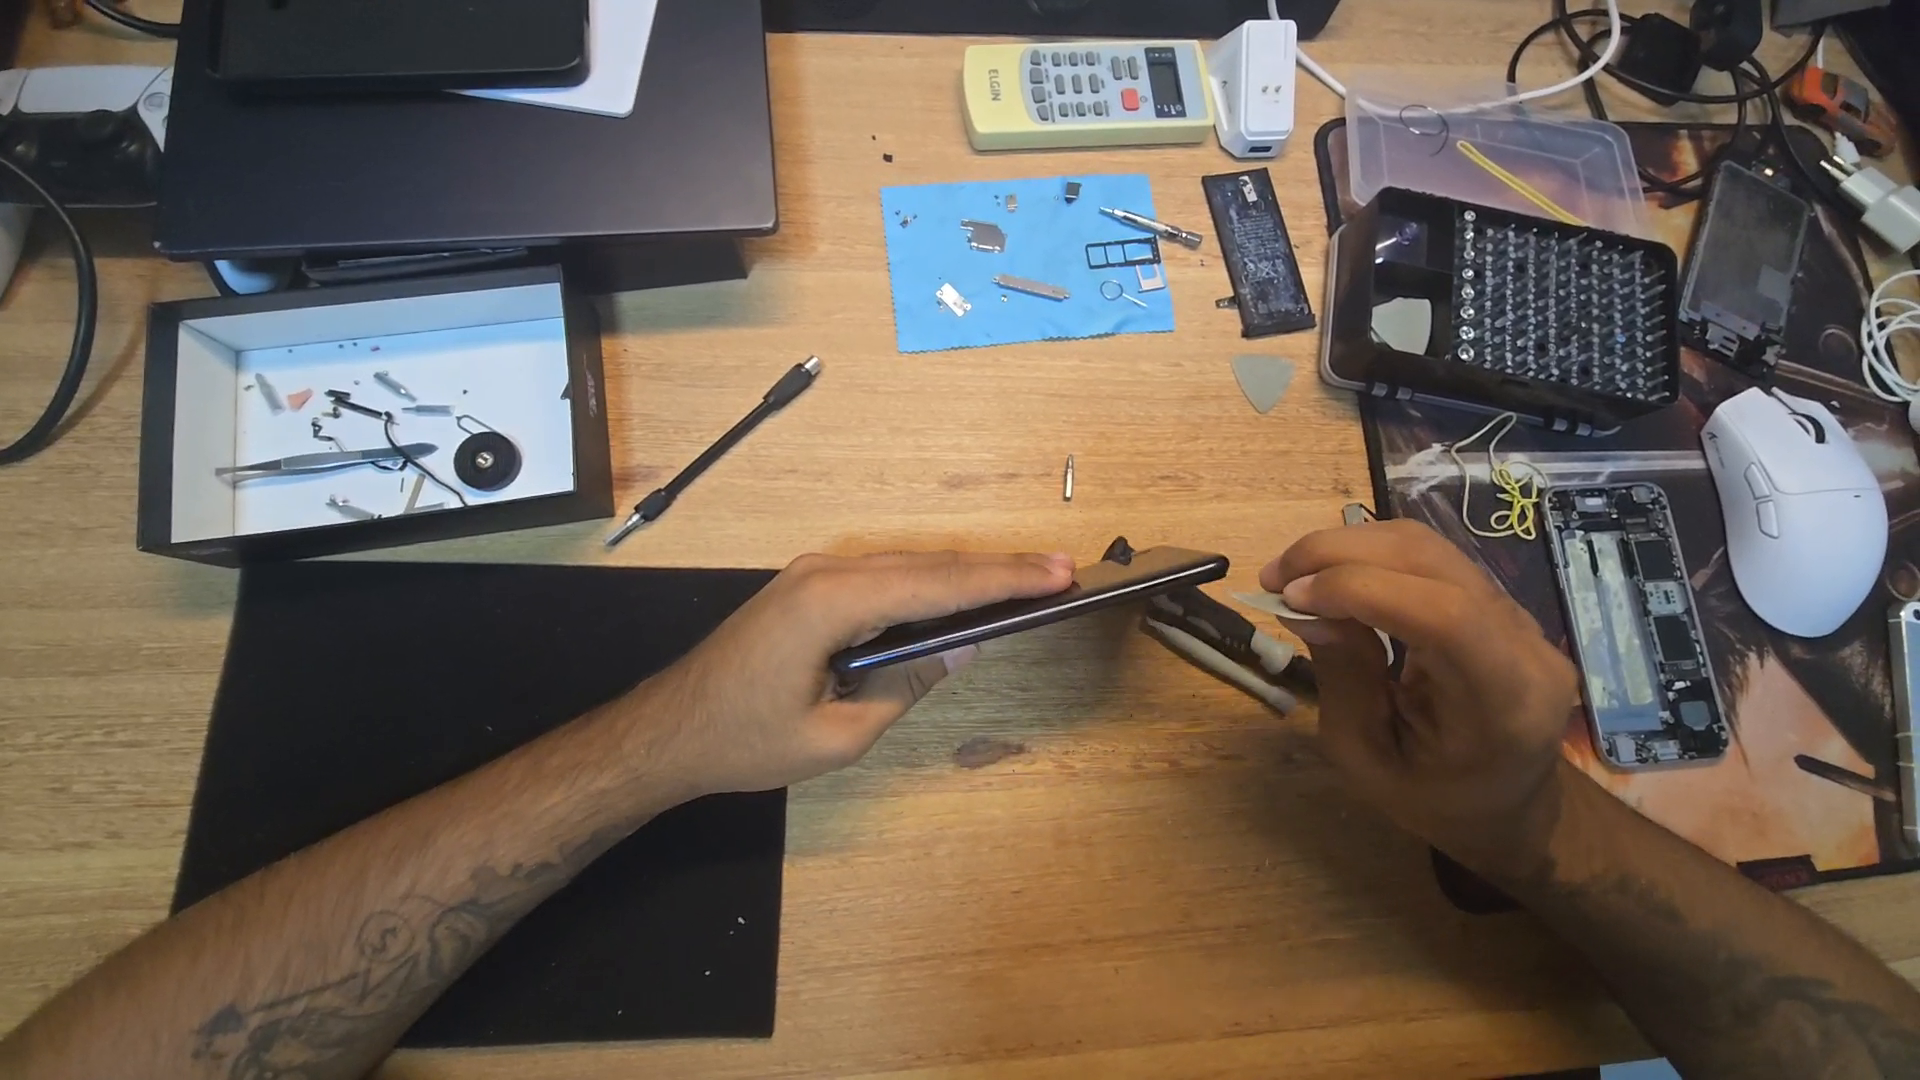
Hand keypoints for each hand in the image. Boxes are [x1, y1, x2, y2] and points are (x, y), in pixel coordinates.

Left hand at [639, 550, 1074, 796]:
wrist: (671, 729)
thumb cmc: (748, 742)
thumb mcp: (840, 733)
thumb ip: (906, 681)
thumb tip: (964, 645)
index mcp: (833, 602)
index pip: (937, 585)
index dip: (1002, 580)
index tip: (1057, 574)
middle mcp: (827, 572)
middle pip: (928, 566)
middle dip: (996, 570)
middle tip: (1060, 570)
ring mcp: (816, 573)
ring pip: (909, 567)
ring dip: (966, 574)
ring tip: (1026, 580)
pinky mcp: (812, 586)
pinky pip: (884, 578)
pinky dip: (930, 585)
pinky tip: (963, 593)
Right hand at [1261, 520, 1579, 879]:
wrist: (1504, 806)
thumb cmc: (1431, 799)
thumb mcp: (1364, 757)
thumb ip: (1341, 677)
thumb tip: (1302, 607)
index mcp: (1503, 703)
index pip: (1444, 615)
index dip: (1359, 590)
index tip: (1288, 598)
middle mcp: (1523, 644)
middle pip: (1430, 560)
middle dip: (1338, 554)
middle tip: (1273, 578)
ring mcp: (1515, 615)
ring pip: (1424, 545)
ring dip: (1345, 547)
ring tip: (1291, 574)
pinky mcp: (1493, 602)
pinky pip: (1426, 557)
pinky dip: (1363, 554)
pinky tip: (1325, 576)